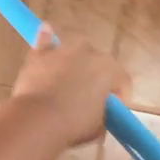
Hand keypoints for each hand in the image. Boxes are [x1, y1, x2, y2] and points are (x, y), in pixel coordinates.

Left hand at [9, 24, 130, 148]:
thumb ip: (102, 115)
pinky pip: (46, 41)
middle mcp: (90, 53)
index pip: (122, 80)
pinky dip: (47, 38)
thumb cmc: (73, 125)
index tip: (112, 109)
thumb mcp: (98, 127)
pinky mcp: (40, 54)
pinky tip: (46, 32)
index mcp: (110, 70)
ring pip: (75, 48)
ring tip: (69, 73)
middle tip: (87, 96)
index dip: (118, 95)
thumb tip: (97, 114)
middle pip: (98, 61)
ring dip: (75, 58)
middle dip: (95, 76)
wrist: (37, 119)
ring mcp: (63, 50)